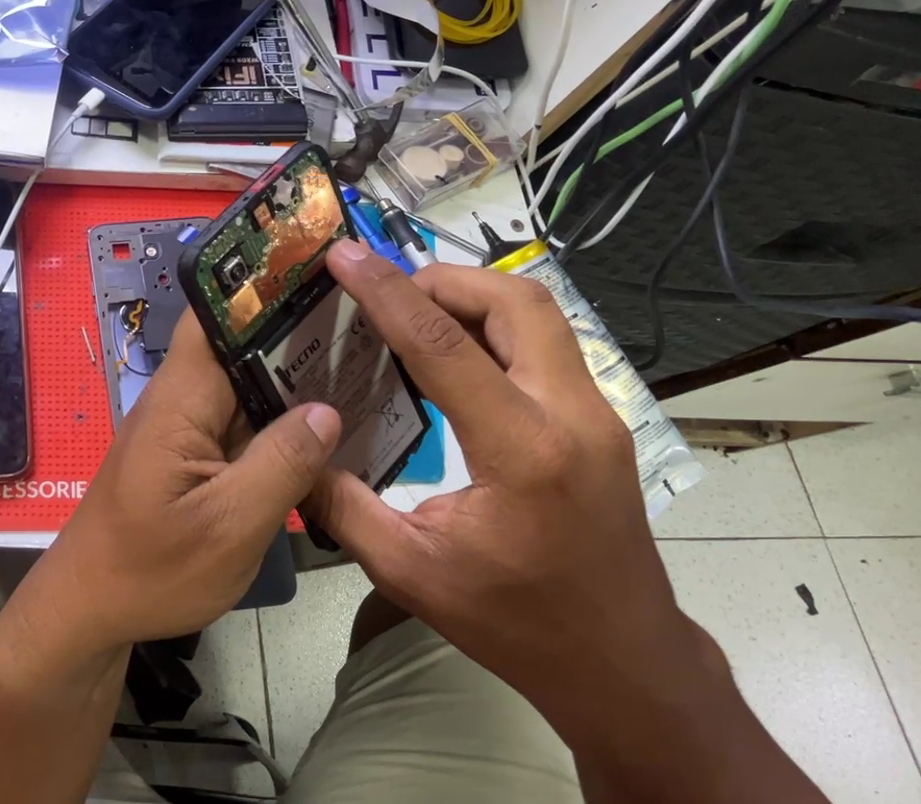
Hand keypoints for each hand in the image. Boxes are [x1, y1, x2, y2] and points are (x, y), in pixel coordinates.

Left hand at [15, 311, 342, 652]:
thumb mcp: (228, 527)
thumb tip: (327, 409)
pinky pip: (242, 422)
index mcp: (181, 401)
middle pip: (240, 346)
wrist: (91, 609)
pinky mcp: (192, 455)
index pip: (216, 318)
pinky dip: (281, 420)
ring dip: (295, 376)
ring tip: (366, 358)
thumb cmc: (151, 570)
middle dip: (297, 329)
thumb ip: (280, 466)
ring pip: (246, 385)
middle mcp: (181, 401)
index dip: (261, 285)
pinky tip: (330, 423)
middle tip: (371, 318)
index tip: (319, 265)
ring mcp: (186, 428)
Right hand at [301, 243, 711, 732]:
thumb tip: (297, 442)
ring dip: (473, 296)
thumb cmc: (516, 623)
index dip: (387, 293)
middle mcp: (572, 416)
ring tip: (410, 310)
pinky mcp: (600, 422)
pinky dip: (493, 327)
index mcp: (522, 452)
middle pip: (516, 301)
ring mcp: (598, 415)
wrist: (623, 665)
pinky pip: (546, 345)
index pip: (445, 345)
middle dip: (443, 278)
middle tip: (382, 289)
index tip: (344, 256)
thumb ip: (342, 503)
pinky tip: (450, 354)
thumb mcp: (408, 571)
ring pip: (539, 315)